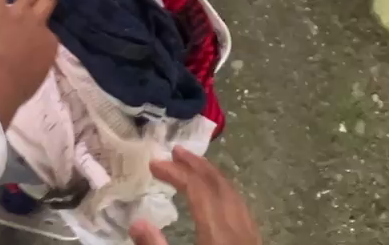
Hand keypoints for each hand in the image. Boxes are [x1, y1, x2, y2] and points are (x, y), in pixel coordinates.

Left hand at [0, 0, 62, 127]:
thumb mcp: (39, 75)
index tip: (44, 28)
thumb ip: (38, 60)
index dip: (46, 31)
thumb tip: (34, 55)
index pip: (50, 33)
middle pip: (46, 0)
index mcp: (49, 44)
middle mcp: (37, 24)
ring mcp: (17, 15)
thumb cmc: (19, 87)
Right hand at [129, 147, 260, 244]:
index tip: (153, 164)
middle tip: (175, 152)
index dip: (175, 172)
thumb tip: (136, 222)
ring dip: (213, 177)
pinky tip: (219, 202)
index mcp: (219, 235)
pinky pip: (242, 211)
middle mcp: (239, 231)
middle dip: (197, 165)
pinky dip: (226, 195)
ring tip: (195, 169)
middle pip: (219, 185)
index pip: (197, 189)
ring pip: (235, 196)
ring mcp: (252, 241)